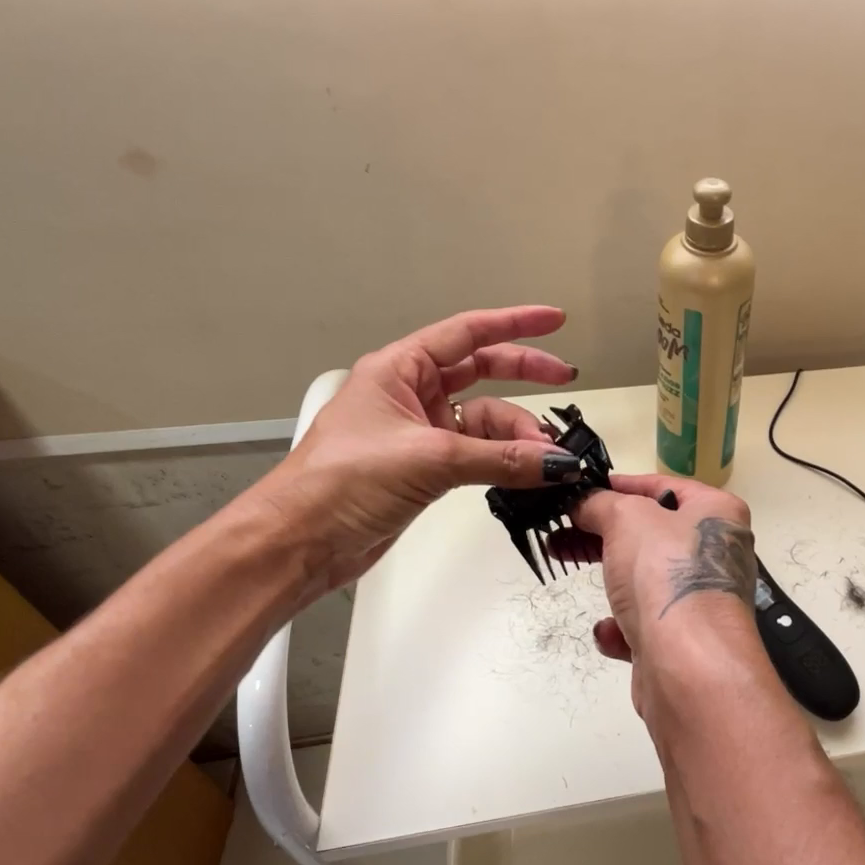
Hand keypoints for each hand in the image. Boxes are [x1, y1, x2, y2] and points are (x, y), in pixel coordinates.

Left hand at [256, 306, 580, 593]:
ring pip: (486, 418)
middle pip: (482, 370)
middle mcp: (411, 394)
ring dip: (518, 434)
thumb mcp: (428, 459)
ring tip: (546, 456)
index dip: (515, 323)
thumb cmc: (336, 484)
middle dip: (526, 373)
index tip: (554, 320)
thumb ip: (501, 458)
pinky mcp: (427, 467)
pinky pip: (480, 451)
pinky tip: (530, 470)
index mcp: (399, 369)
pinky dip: (507, 459)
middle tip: (566, 377)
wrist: (299, 543)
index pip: (467, 333)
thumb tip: (557, 461)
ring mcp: (420, 431)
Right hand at [569, 475, 756, 667]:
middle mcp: (718, 553)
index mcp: (718, 513)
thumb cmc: (666, 575)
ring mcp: (703, 600)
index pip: (665, 487)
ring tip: (570, 567)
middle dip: (604, 533)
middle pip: (652, 534)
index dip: (623, 485)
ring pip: (646, 580)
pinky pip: (646, 625)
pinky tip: (609, 632)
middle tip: (562, 532)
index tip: (584, 490)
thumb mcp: (626, 518)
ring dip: (611, 580)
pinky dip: (623, 627)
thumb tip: (584, 502)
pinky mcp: (685, 642)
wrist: (689, 666)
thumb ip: (600, 504)